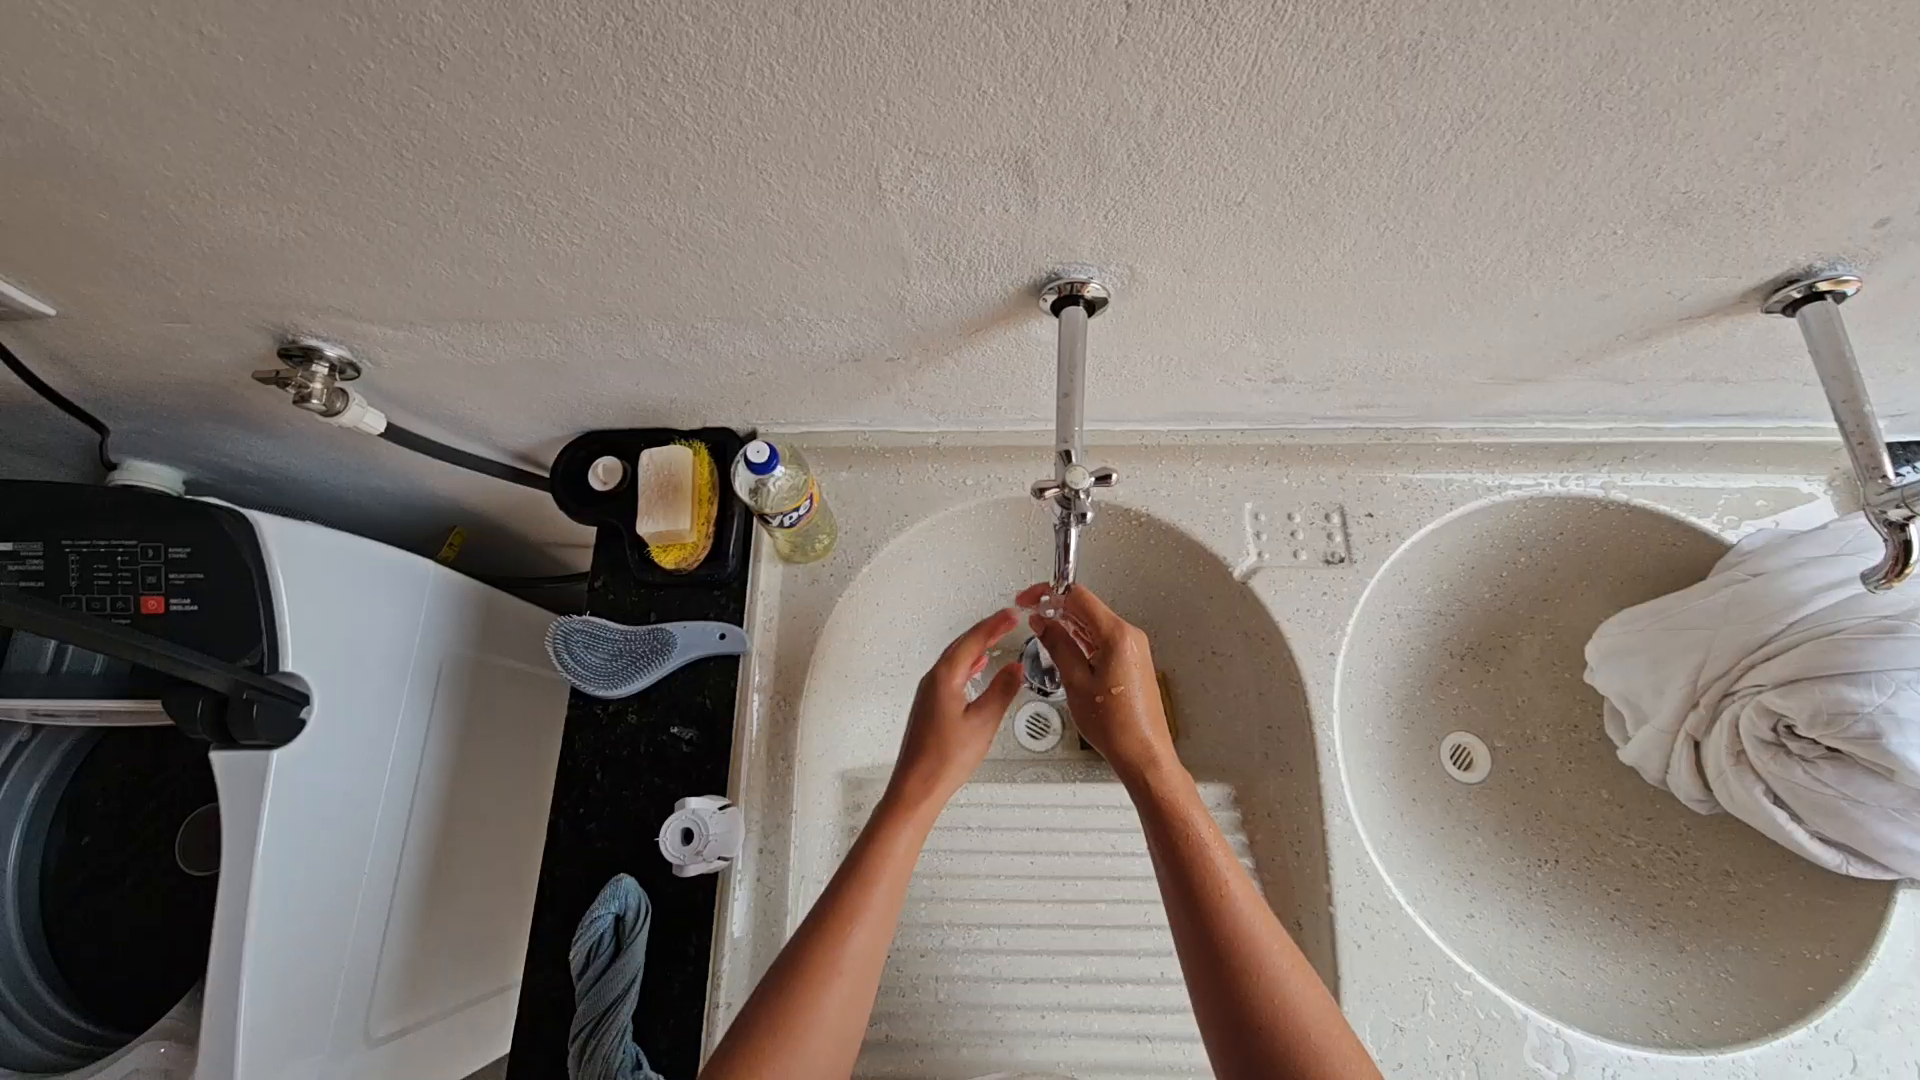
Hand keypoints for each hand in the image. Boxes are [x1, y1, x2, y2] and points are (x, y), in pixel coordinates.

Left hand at [885, 607, 1023, 813]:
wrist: (917, 786)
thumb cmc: (943, 760)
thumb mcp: (983, 722)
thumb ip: (1001, 691)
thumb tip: (1015, 669)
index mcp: (944, 678)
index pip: (973, 641)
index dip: (994, 625)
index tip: (1011, 614)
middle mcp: (933, 680)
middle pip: (962, 645)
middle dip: (986, 630)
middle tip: (1007, 620)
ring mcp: (929, 693)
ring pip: (955, 658)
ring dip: (977, 646)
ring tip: (995, 638)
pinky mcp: (930, 705)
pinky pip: (951, 673)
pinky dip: (967, 664)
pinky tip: (975, 669)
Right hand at [1018, 582, 1177, 786]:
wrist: (1143, 753)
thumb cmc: (1117, 726)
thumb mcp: (1075, 682)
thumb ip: (1057, 645)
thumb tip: (1043, 623)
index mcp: (1117, 636)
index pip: (1078, 596)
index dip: (1049, 593)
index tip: (1030, 598)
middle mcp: (1129, 637)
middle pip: (1086, 607)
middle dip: (1056, 607)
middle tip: (1031, 612)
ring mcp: (1133, 648)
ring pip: (1093, 623)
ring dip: (1067, 623)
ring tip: (1042, 630)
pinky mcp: (1131, 660)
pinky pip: (1102, 638)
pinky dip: (1080, 638)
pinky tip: (1064, 646)